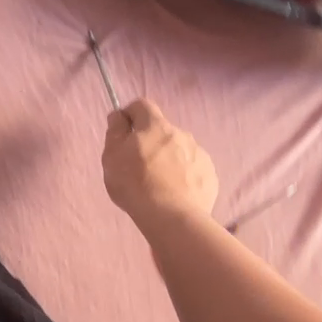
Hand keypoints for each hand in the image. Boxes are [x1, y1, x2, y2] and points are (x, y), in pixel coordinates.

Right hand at [102, 99, 217, 231]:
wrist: (171, 216)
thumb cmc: (134, 183)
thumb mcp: (111, 156)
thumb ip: (115, 131)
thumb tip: (119, 115)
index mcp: (155, 126)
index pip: (142, 105)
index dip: (130, 114)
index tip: (123, 131)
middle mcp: (181, 134)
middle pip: (161, 130)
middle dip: (149, 141)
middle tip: (137, 164)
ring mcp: (199, 154)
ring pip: (178, 149)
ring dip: (167, 158)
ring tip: (157, 182)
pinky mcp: (210, 174)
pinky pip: (192, 167)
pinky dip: (182, 174)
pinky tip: (173, 192)